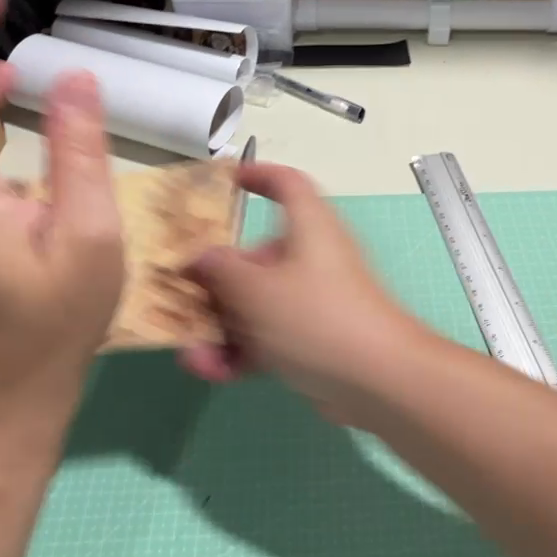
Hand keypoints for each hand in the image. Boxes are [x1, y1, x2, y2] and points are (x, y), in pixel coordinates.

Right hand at [179, 163, 433, 422]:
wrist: (378, 381)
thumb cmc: (316, 318)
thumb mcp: (256, 291)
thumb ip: (219, 270)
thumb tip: (199, 257)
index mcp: (308, 226)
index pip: (287, 183)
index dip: (258, 175)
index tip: (223, 181)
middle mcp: (312, 256)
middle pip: (257, 255)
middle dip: (215, 283)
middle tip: (179, 300)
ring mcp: (313, 300)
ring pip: (256, 303)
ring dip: (221, 326)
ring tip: (192, 356)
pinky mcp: (313, 339)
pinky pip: (268, 336)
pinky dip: (240, 351)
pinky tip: (211, 372)